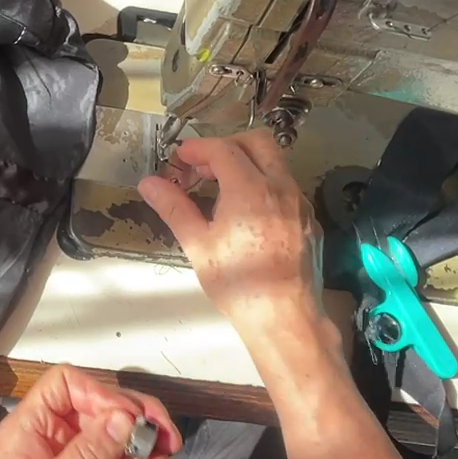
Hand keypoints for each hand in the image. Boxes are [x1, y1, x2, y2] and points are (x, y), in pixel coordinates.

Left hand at [0, 366, 182, 458]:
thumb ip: (89, 456)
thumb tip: (126, 418)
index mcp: (32, 428)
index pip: (69, 385)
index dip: (104, 395)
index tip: (133, 422)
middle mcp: (52, 442)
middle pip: (103, 415)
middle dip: (139, 429)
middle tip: (170, 447)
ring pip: (118, 449)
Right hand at [137, 130, 324, 336]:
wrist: (284, 317)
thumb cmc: (237, 284)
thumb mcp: (198, 245)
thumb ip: (174, 206)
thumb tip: (149, 183)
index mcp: (250, 189)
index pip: (222, 149)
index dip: (197, 148)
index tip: (179, 159)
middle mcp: (280, 187)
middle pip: (256, 141)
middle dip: (226, 146)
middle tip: (202, 168)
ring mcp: (300, 202)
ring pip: (275, 162)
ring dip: (246, 163)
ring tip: (220, 190)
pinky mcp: (308, 219)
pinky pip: (286, 186)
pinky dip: (263, 184)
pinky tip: (246, 213)